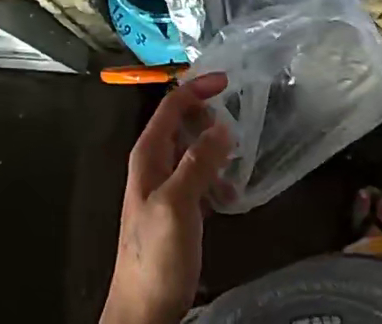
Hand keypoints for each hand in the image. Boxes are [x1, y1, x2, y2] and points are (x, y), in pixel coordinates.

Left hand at [101, 72, 233, 323]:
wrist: (144, 306)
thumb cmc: (157, 252)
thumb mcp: (178, 204)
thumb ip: (198, 163)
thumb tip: (223, 126)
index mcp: (148, 153)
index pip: (171, 106)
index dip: (196, 89)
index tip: (227, 80)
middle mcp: (153, 162)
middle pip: (180, 124)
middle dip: (207, 117)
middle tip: (236, 126)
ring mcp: (163, 185)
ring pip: (191, 151)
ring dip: (214, 150)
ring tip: (237, 163)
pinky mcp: (176, 209)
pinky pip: (197, 178)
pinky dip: (215, 177)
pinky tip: (230, 194)